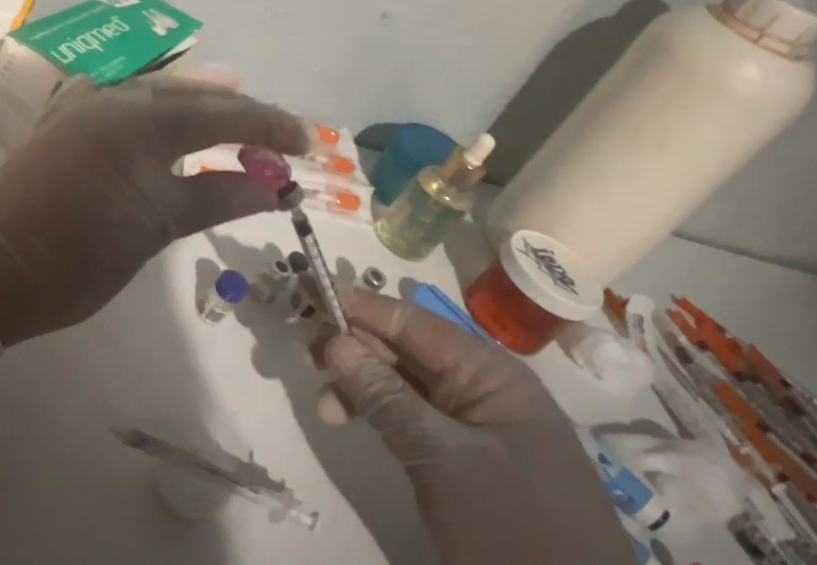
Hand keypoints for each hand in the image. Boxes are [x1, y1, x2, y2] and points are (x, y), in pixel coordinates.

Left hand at [0, 76, 305, 346]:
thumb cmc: (76, 257)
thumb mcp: (154, 228)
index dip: (270, 128)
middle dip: (241, 112)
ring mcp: (86, 107)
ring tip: (238, 105)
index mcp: (140, 119)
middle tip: (280, 134)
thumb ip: (216, 196)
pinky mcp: (68, 123)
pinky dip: (160, 109)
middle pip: (193, 96)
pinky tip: (172, 114)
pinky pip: (127, 102)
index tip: (309, 145)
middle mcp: (115, 99)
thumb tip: (277, 186)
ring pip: (158, 92)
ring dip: (201, 103)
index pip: (223, 113)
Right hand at [322, 290, 636, 564]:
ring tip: (323, 406)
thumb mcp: (442, 459)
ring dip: (361, 385)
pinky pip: (415, 417)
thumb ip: (386, 396)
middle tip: (303, 355)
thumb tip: (335, 340)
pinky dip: (379, 413)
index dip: (358, 304)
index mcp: (490, 373)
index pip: (412, 320)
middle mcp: (484, 388)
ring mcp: (478, 425)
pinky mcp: (469, 460)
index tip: (307, 288)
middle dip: (354, 346)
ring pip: (406, 384)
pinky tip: (349, 419)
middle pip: (407, 348)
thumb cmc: (512, 527)